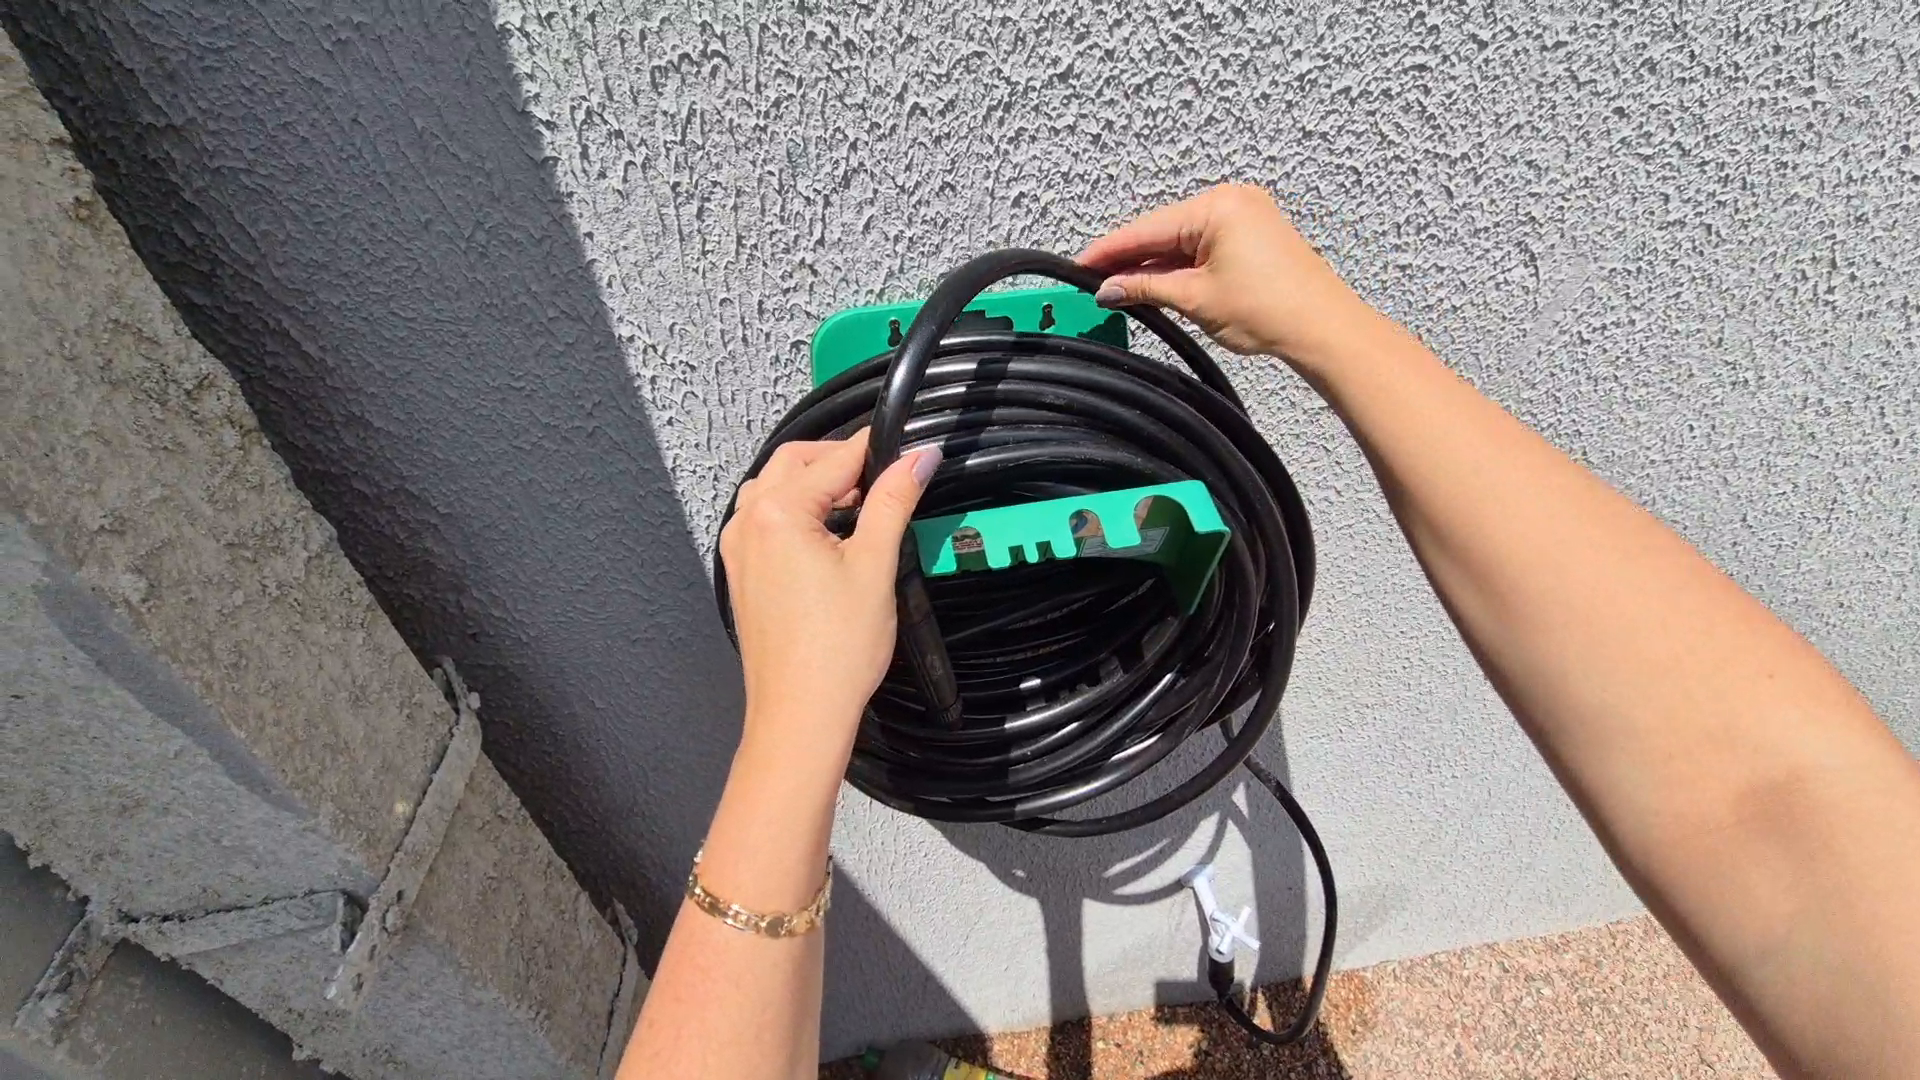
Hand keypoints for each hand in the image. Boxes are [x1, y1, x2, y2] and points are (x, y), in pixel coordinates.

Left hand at [719, 429, 939, 756]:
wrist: (801, 714)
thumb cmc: (834, 651)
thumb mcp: (875, 565)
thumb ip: (893, 501)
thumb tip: (917, 459)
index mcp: (776, 514)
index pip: (834, 461)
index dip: (875, 451)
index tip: (908, 450)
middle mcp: (747, 525)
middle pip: (793, 463)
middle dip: (839, 461)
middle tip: (884, 476)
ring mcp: (739, 550)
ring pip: (774, 488)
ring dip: (814, 483)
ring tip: (859, 505)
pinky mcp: (744, 573)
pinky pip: (764, 520)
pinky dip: (796, 511)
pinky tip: (828, 534)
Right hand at [1078, 183, 1383, 373]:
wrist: (1321, 327)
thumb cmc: (1268, 308)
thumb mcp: (1194, 298)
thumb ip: (1146, 289)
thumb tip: (1110, 289)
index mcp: (1217, 207)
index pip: (1147, 228)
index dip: (1109, 250)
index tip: (1079, 264)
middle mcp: (1230, 202)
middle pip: (1161, 231)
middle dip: (1127, 259)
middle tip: (1091, 279)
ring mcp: (1242, 218)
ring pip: (1179, 241)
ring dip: (1150, 266)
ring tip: (1115, 287)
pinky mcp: (1249, 238)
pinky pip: (1199, 247)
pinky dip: (1175, 266)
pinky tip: (1151, 283)